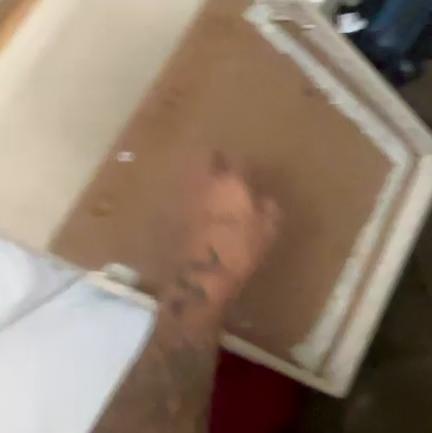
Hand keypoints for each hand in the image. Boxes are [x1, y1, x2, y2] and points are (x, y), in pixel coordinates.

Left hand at [176, 152, 280, 309]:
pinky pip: (174, 196)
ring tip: (203, 189)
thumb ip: (269, 209)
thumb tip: (264, 200)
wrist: (197, 277)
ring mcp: (180, 195)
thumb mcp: (268, 232)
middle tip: (221, 169)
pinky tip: (188, 211)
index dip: (243, 166)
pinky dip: (182, 199)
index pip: (238, 160)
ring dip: (195, 176)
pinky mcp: (163, 212)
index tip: (247, 174)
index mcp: (231, 181)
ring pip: (186, 172)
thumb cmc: (238, 251)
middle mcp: (203, 180)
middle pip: (204, 155)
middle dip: (213, 159)